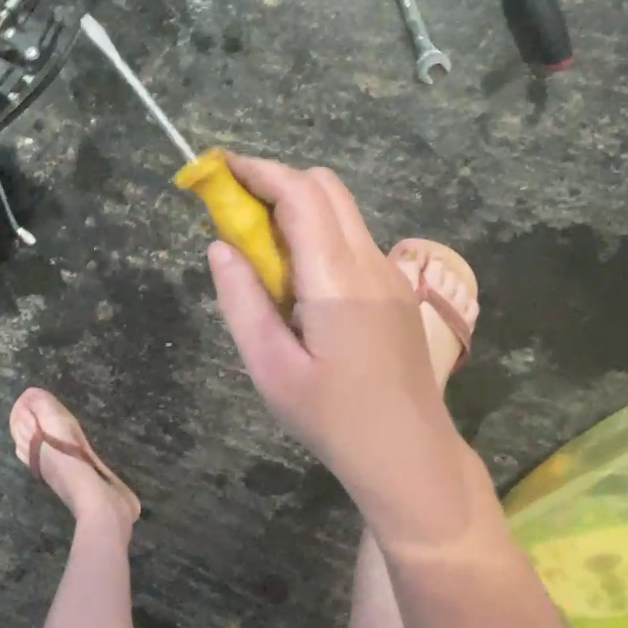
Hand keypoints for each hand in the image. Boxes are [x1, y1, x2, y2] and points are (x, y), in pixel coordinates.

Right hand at [207, 158, 471, 542]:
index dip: (256, 171)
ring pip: (339, 208)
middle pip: (324, 186)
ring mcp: (389, 273)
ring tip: (253, 246)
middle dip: (273, 182)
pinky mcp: (393, 288)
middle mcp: (370, 262)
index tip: (216, 169)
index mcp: (337, 279)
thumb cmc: (332, 418)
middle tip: (230, 209)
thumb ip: (241, 301)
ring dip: (293, 206)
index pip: (300, 194)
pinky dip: (313, 231)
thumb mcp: (270, 368)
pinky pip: (348, 236)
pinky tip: (290, 277)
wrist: (411, 458)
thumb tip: (219, 247)